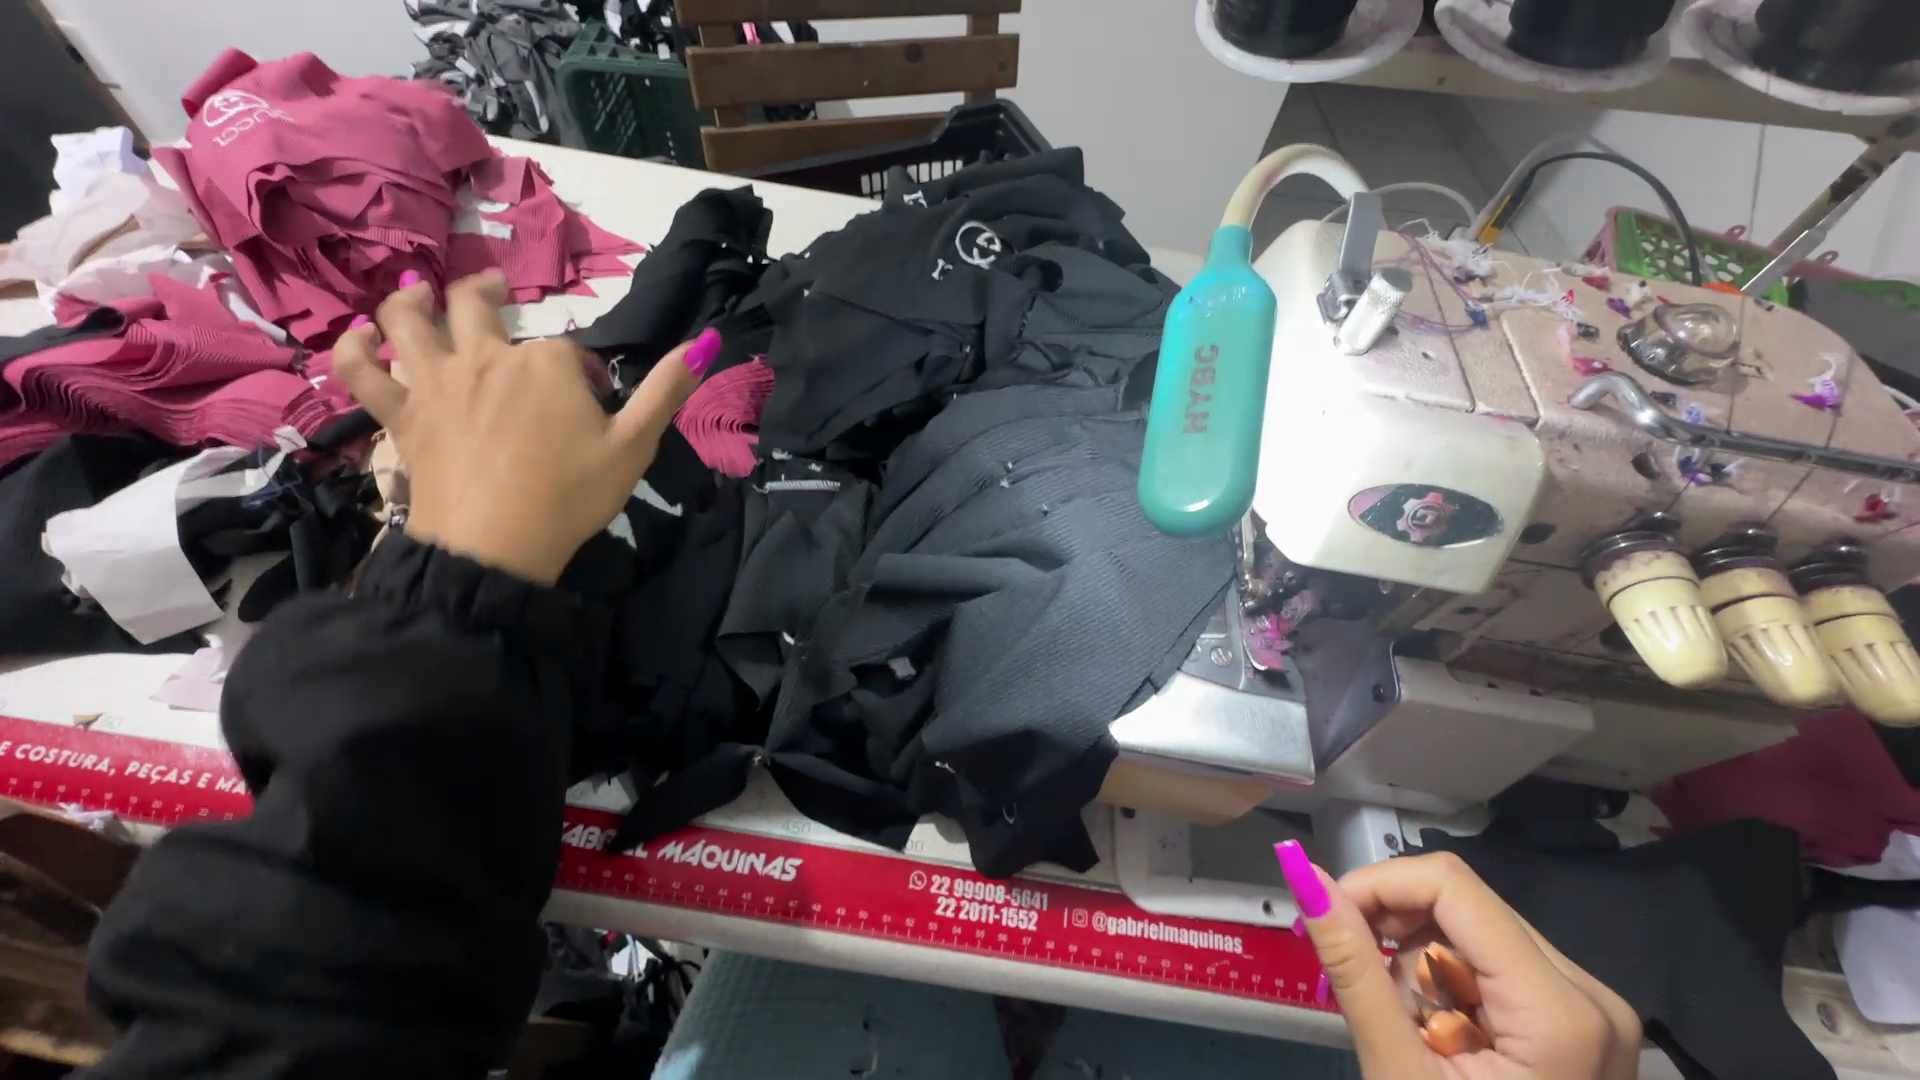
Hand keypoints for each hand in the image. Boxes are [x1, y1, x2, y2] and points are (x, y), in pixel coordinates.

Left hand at [333, 270, 714, 583]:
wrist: (497, 544)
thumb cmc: (572, 494)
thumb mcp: (635, 444)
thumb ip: (667, 390)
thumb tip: (706, 341)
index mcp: (547, 363)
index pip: (566, 350)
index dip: (580, 374)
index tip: (590, 406)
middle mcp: (486, 356)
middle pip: (477, 306)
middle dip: (490, 293)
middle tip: (498, 291)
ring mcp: (436, 381)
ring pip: (408, 319)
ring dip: (413, 298)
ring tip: (422, 292)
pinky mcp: (400, 413)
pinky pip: (360, 370)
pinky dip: (354, 347)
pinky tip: (360, 337)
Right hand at [1279, 845, 1640, 1079]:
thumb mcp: (1397, 1073)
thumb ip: (1354, 967)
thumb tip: (1305, 875)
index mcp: (1558, 1010)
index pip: (1450, 885)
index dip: (1376, 885)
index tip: (1328, 920)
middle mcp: (1589, 993)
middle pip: (1461, 903)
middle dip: (1396, 934)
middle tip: (1366, 988)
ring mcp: (1591, 1006)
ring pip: (1470, 925)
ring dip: (1416, 958)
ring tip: (1410, 1028)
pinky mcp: (1581, 1018)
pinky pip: (1491, 955)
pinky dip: (1445, 978)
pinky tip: (1439, 1032)